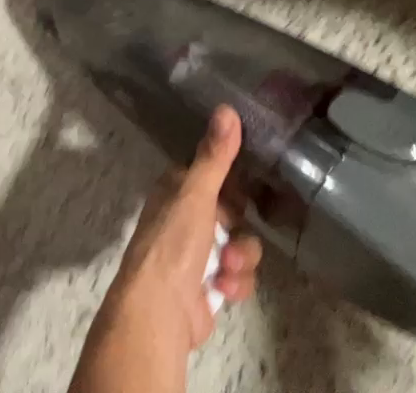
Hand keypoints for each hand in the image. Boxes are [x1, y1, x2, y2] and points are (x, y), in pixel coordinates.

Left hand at [69, 107, 264, 392]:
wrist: (160, 308)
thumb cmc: (173, 244)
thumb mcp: (195, 194)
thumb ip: (215, 156)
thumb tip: (226, 107)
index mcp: (176, 191)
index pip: (215, 177)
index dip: (236, 185)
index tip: (255, 192)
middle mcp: (185, 218)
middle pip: (234, 215)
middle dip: (241, 232)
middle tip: (233, 241)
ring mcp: (197, 252)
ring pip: (240, 247)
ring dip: (240, 261)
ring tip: (225, 270)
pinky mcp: (209, 283)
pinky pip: (238, 276)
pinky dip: (234, 284)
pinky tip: (221, 290)